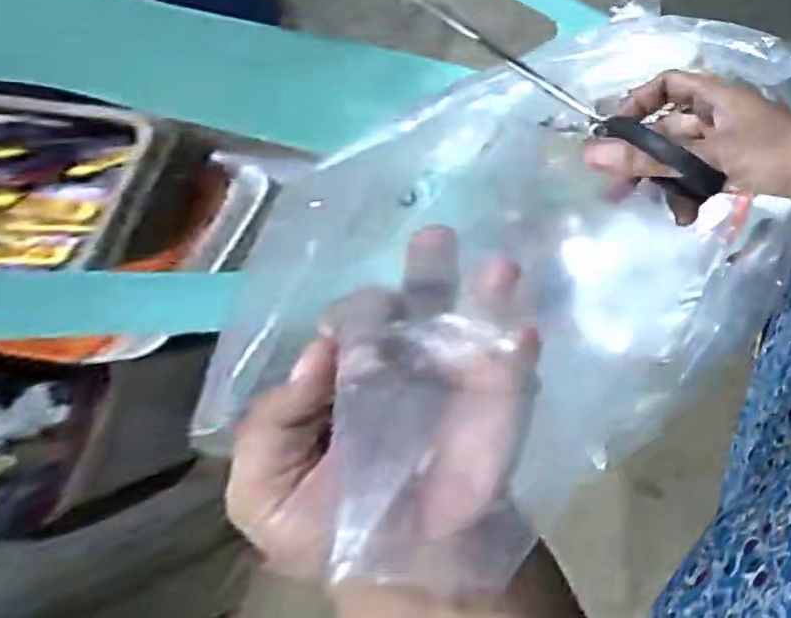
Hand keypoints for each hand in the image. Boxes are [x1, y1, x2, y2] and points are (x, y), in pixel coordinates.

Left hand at [226, 226, 539, 590]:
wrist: (411, 555)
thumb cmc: (333, 519)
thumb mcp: (267, 490)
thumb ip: (272, 428)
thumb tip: (317, 354)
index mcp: (360, 370)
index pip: (357, 326)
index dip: (352, 318)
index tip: (345, 332)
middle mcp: (419, 355)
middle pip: (426, 300)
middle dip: (429, 267)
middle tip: (433, 235)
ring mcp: (470, 368)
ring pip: (482, 316)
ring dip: (493, 289)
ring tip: (501, 266)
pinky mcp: (509, 391)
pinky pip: (517, 363)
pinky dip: (520, 347)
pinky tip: (522, 335)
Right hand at [582, 69, 790, 222]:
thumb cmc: (774, 156)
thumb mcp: (711, 156)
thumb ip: (655, 156)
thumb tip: (592, 153)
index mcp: (718, 95)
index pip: (668, 83)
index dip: (639, 101)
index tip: (615, 132)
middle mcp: (722, 111)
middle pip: (672, 124)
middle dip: (649, 157)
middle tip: (621, 188)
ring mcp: (732, 138)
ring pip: (687, 154)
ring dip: (673, 181)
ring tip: (672, 211)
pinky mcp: (742, 162)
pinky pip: (706, 171)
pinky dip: (695, 189)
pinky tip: (691, 215)